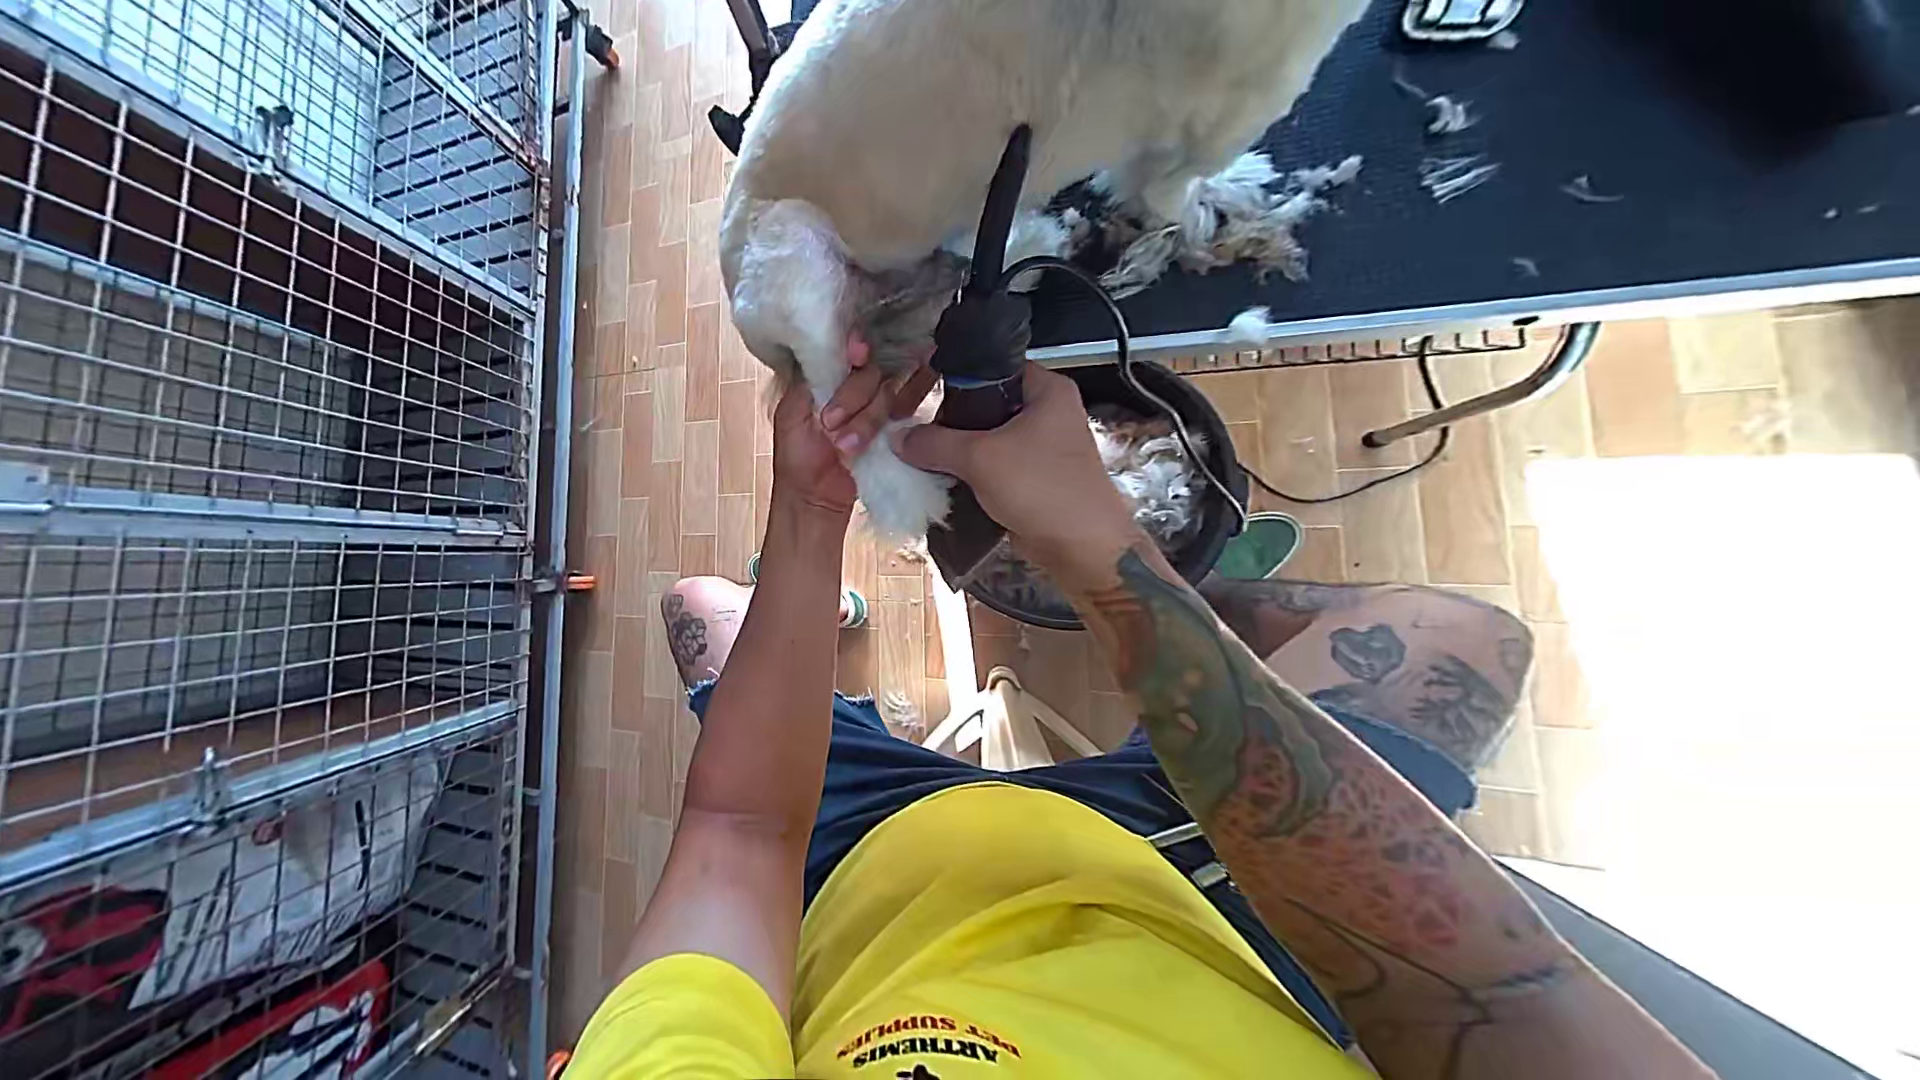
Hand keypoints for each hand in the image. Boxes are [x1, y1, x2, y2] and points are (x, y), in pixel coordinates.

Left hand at [772, 334, 937, 515]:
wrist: (817, 499)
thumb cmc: (797, 458)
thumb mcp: (792, 413)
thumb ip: (810, 379)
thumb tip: (841, 352)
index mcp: (826, 375)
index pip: (848, 349)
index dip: (856, 349)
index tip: (857, 355)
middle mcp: (854, 385)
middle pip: (871, 372)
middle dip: (853, 398)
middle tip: (830, 425)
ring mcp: (876, 406)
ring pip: (887, 393)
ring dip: (868, 420)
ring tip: (847, 447)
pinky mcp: (893, 427)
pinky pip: (906, 410)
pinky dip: (904, 411)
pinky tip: (899, 417)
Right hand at [894, 365, 1141, 581]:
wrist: (1081, 548)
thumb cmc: (1041, 489)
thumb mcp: (981, 458)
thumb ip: (935, 443)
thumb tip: (899, 438)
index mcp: (1047, 390)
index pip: (993, 367)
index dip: (954, 378)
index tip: (920, 393)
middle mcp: (1048, 412)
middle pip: (987, 405)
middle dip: (952, 421)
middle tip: (919, 429)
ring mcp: (1043, 447)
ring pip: (989, 439)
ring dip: (960, 451)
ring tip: (925, 455)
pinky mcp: (1035, 477)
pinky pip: (995, 466)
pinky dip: (973, 473)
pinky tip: (945, 479)